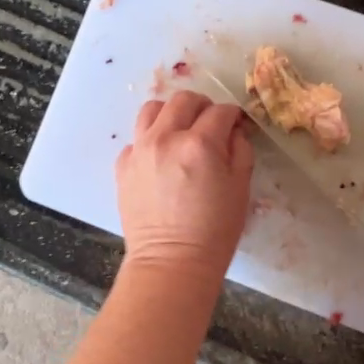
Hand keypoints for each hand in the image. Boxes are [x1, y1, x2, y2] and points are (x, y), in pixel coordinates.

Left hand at [114, 92, 254, 277]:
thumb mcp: (240, 189)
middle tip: (210, 123)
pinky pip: (136, 139)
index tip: (236, 125)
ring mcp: (139, 150)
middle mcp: (166, 138)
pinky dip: (150, 140)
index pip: (219, 111)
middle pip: (183, 100)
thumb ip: (240, 150)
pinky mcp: (123, 165)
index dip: (233, 116)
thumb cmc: (214, 231)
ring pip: (152, 109)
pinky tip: (161, 159)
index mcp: (200, 144)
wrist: (171, 263)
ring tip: (180, 131)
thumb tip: (233, 131)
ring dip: (170, 114)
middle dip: (202, 106)